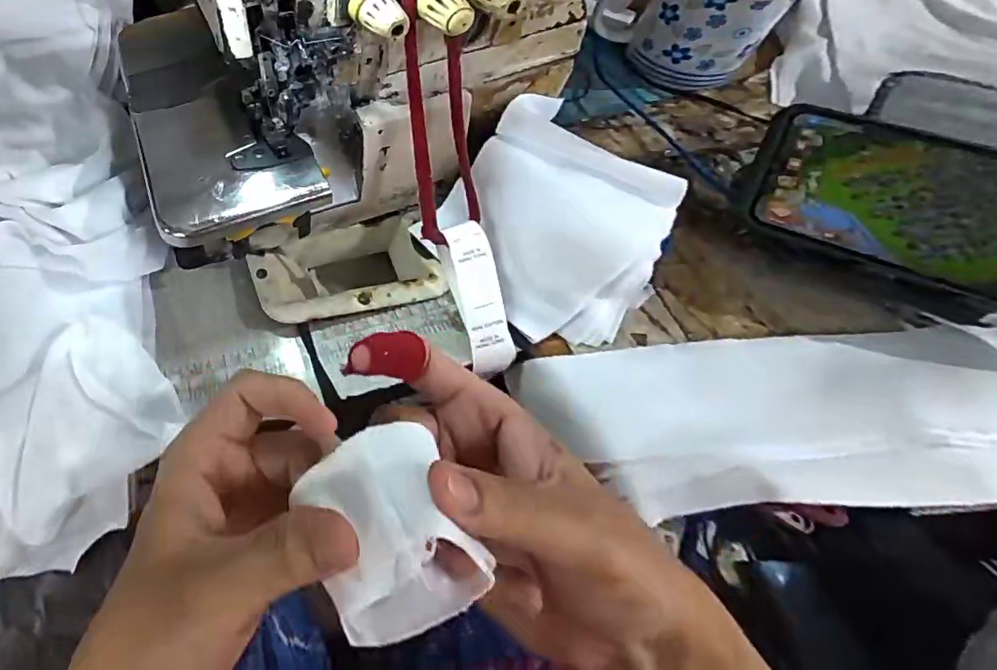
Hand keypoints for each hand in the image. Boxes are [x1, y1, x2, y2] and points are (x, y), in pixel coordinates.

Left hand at [72, 371, 359, 669]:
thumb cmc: (160, 619)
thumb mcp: (220, 581)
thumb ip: (283, 553)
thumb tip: (352, 528)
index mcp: (201, 457)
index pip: (245, 397)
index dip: (287, 397)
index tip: (330, 428)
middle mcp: (223, 473)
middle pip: (282, 441)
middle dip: (322, 459)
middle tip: (366, 495)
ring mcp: (241, 511)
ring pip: (295, 482)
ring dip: (330, 498)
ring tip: (372, 522)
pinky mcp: (257, 548)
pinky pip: (299, 522)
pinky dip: (325, 531)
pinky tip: (356, 549)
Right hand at [356, 334, 766, 669]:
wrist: (641, 650)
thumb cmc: (621, 562)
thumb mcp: (571, 526)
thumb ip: (504, 504)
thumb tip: (432, 478)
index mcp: (496, 427)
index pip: (441, 376)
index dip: (398, 357)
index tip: (355, 360)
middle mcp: (466, 457)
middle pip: (405, 430)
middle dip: (385, 445)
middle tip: (375, 477)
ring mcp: (456, 505)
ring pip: (398, 480)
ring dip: (382, 494)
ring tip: (368, 515)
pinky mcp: (449, 552)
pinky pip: (408, 533)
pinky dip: (395, 540)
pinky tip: (388, 554)